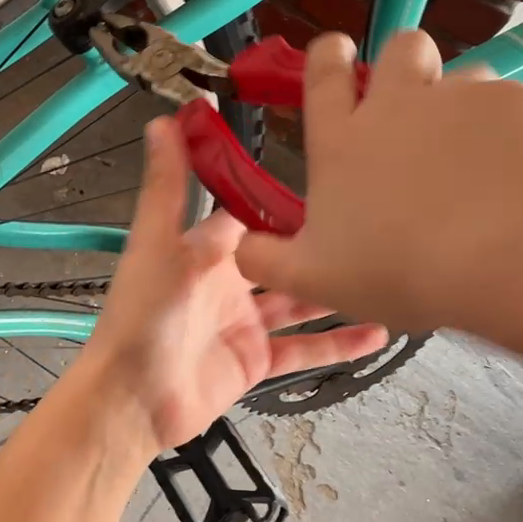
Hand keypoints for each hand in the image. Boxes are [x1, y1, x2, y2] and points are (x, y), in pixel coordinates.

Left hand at [81, 116, 388, 450]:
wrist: (132, 400)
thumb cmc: (140, 317)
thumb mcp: (156, 243)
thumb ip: (166, 187)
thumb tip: (162, 121)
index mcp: (201, 250)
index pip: (248, 211)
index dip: (282, 191)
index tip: (332, 166)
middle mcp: (225, 282)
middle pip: (284, 256)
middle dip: (322, 241)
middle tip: (381, 219)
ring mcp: (242, 323)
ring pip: (301, 300)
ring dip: (338, 288)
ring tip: (390, 269)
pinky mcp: (255, 361)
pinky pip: (303, 349)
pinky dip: (338, 342)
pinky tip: (380, 330)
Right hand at [236, 30, 522, 330]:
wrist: (511, 260)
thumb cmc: (397, 268)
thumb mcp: (310, 278)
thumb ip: (263, 259)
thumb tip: (240, 246)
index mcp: (342, 140)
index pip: (325, 72)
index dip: (328, 56)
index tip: (335, 54)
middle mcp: (399, 104)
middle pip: (401, 47)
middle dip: (403, 65)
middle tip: (410, 111)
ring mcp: (465, 98)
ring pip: (463, 77)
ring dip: (459, 106)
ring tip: (471, 160)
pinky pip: (514, 108)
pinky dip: (511, 136)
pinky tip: (517, 179)